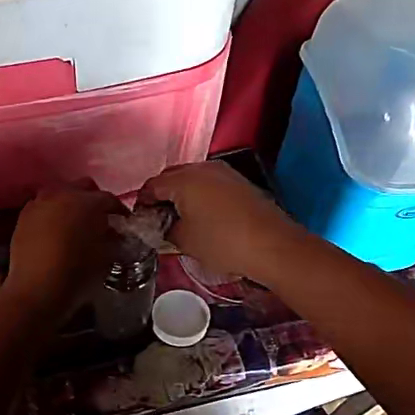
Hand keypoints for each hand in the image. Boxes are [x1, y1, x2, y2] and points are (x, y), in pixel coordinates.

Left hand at [2, 182, 122, 312]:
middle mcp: (61, 194)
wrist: (36, 290)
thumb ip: (112, 239)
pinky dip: (51, 213)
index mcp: (87, 202)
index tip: (123, 222)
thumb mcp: (105, 258)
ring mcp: (39, 203)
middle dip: (93, 200)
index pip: (109, 199)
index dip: (118, 210)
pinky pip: (42, 207)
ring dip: (70, 203)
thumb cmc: (77, 274)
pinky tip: (54, 230)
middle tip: (100, 219)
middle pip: (83, 187)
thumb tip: (112, 232)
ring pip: (60, 194)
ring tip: (75, 223)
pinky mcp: (23, 217)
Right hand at [139, 161, 304, 281]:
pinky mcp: (239, 183)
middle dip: (161, 196)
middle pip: (171, 177)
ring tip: (179, 220)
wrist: (273, 246)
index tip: (141, 221)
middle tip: (157, 221)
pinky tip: (201, 218)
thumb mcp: (184, 241)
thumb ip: (164, 230)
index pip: (151, 186)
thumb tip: (160, 227)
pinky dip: (200, 197)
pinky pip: (210, 184)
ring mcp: (224, 173)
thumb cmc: (223, 243)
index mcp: (184, 179)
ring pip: (192, 179)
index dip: (142, 204)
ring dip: (181, 195)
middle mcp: (203, 168)